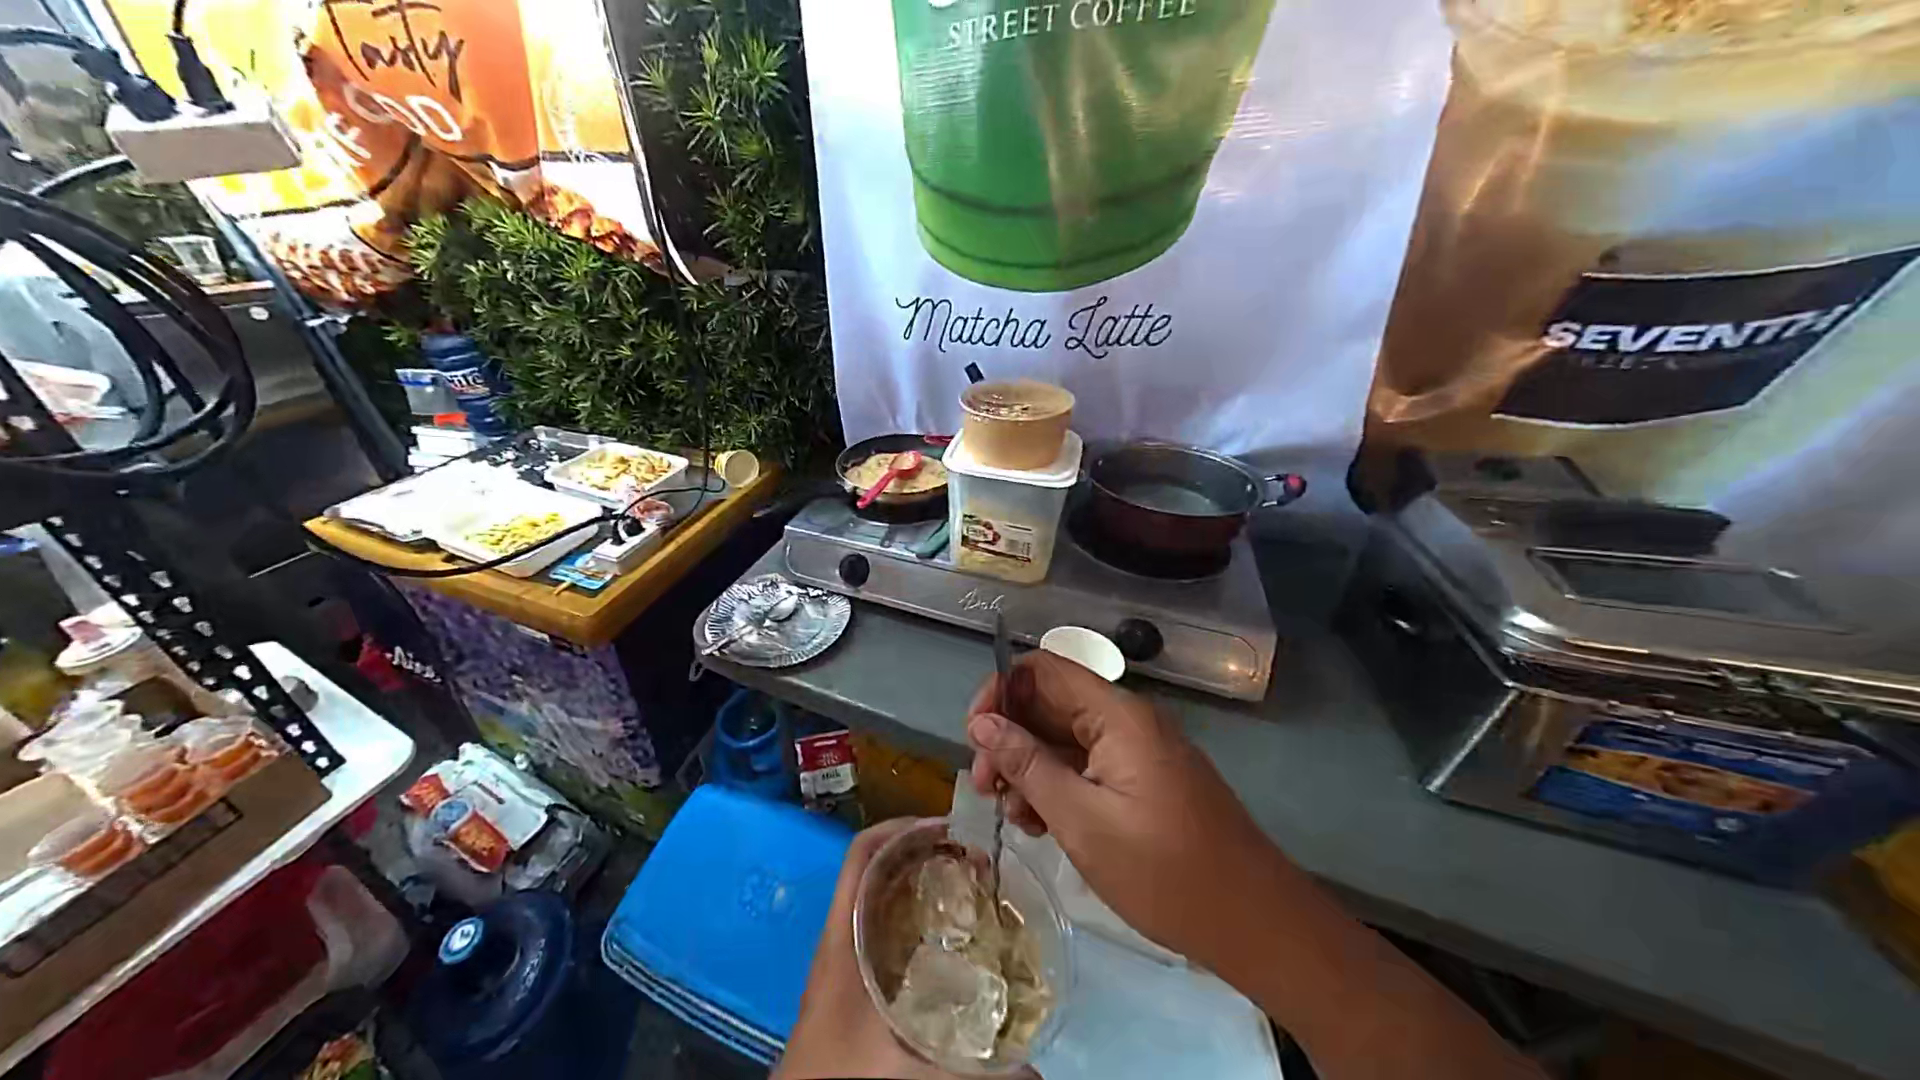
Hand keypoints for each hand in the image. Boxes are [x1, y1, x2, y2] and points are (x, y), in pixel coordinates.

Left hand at [776, 818, 966, 1079]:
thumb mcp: (906, 1065)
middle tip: (972, 860)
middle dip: (923, 855)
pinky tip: (946, 943)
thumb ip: (971, 1070)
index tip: (947, 830)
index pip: (863, 854)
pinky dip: (912, 924)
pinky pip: (880, 933)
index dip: (900, 829)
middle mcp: (842, 936)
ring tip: (967, 889)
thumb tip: (1036, 1071)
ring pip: (880, 902)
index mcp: (843, 934)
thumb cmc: (841, 1073)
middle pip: (877, 870)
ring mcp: (843, 959)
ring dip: (918, 888)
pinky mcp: (849, 984)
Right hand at [965, 650, 1289, 971]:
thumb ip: (1027, 764)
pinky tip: (1043, 824)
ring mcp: (1136, 751)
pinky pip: (1087, 765)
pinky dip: (1058, 787)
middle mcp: (1126, 721)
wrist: (1254, 924)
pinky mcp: (1142, 780)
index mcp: (1117, 715)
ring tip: (1016, 816)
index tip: (975, 735)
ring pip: (1064, 738)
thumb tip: (982, 723)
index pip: (1043, 668)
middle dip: (1010, 738)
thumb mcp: (1081, 819)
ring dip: (1030, 768)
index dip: (1001, 690)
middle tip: (985, 788)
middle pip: (1050, 704)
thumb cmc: (1164, 871)